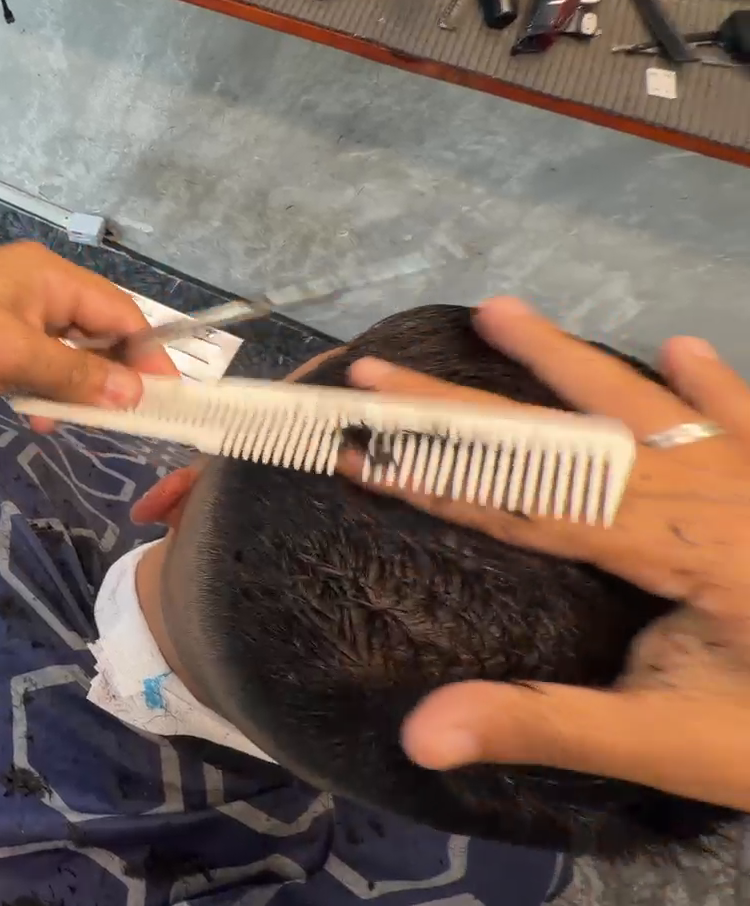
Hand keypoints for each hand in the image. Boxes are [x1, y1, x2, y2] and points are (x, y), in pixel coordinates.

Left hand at [0, 242, 178, 409]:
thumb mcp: (17, 358)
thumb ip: (78, 375)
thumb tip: (135, 394)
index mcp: (47, 275)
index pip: (118, 309)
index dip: (145, 353)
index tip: (163, 395)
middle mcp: (34, 287)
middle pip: (93, 329)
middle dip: (108, 373)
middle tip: (124, 416)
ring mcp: (10, 312)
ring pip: (64, 350)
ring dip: (73, 385)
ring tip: (72, 420)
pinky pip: (34, 361)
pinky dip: (43, 386)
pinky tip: (42, 415)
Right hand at [348, 297, 749, 811]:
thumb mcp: (676, 748)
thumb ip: (543, 726)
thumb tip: (413, 736)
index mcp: (689, 549)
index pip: (523, 502)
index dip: (428, 479)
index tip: (348, 455)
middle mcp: (724, 498)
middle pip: (560, 440)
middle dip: (454, 404)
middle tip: (373, 372)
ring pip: (646, 408)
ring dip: (562, 359)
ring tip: (497, 310)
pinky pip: (749, 424)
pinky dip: (714, 386)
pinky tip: (683, 348)